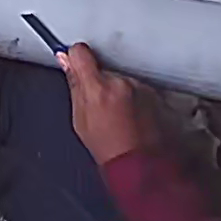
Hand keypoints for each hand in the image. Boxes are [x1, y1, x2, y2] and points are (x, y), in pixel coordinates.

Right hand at [59, 43, 162, 164]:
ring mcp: (140, 88)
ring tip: (120, 117)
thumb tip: (65, 61)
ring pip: (122, 80)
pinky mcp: (155, 95)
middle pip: (104, 69)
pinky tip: (133, 119)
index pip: (81, 52)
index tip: (76, 63)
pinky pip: (138, 89)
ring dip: (120, 92)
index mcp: (97, 88)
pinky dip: (135, 100)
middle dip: (101, 82)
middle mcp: (120, 83)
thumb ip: (74, 85)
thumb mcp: (80, 119)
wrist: (142, 168)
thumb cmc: (110, 149)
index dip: (76, 57)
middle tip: (101, 105)